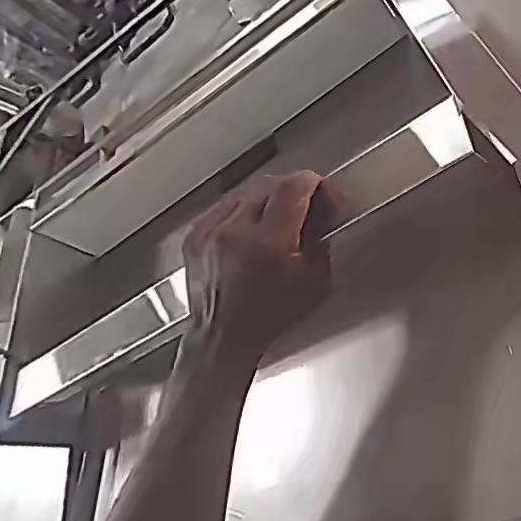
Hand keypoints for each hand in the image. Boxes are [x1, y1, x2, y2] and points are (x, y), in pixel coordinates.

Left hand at [177, 172, 332, 358]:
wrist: (224, 338)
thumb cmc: (271, 316)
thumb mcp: (316, 282)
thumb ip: (322, 241)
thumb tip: (326, 214)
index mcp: (270, 241)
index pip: (292, 188)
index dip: (311, 182)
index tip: (321, 187)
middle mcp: (236, 231)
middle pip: (269, 184)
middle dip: (291, 188)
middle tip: (304, 201)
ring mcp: (210, 231)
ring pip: (246, 191)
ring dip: (266, 198)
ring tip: (276, 216)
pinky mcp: (195, 235)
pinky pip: (224, 206)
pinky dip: (241, 209)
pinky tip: (251, 226)